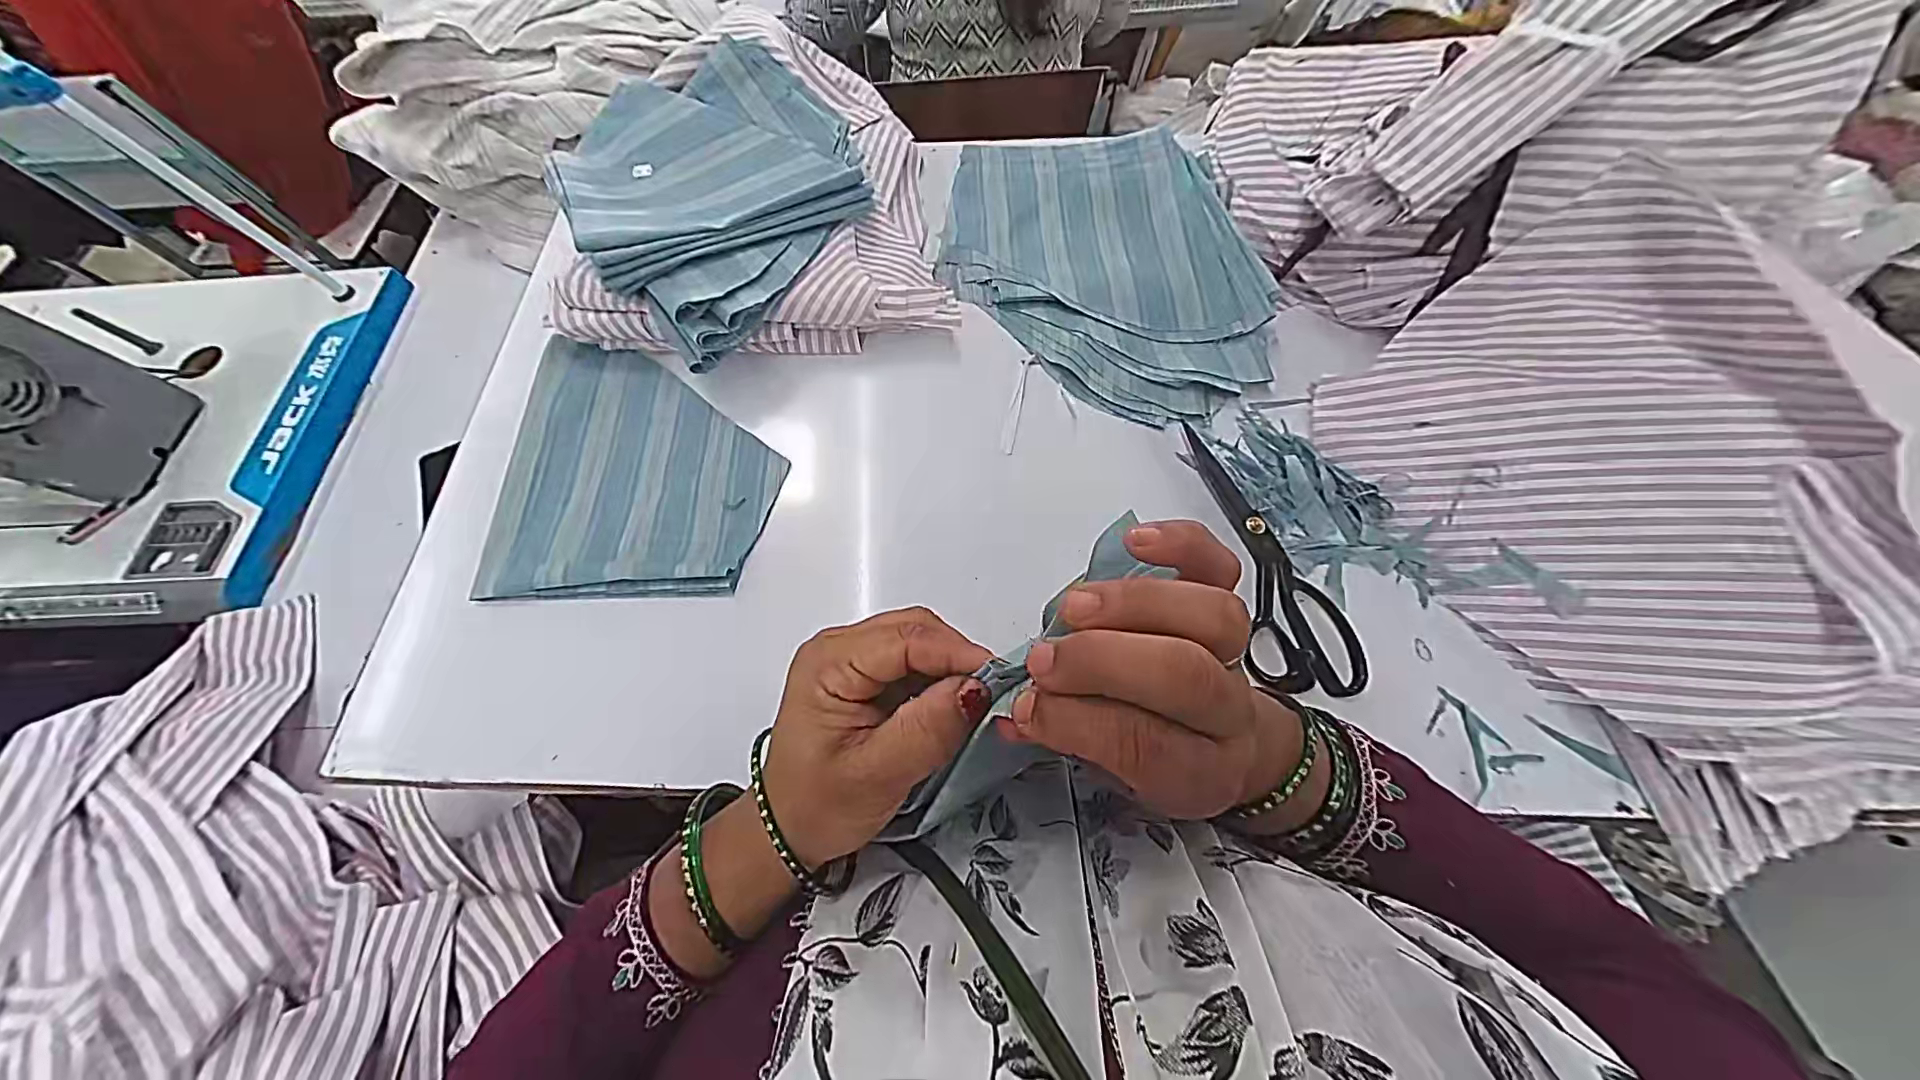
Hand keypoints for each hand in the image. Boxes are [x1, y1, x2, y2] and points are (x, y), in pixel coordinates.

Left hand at [761, 607, 992, 867]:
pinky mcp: (866, 674)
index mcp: (829, 663)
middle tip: (990, 695)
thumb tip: (975, 689)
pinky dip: (938, 678)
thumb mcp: (877, 774)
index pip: (908, 638)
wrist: (787, 829)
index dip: (958, 654)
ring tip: (971, 704)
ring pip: (919, 641)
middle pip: (915, 630)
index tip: (998, 681)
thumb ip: (927, 729)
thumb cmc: (816, 805)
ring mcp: (851, 658)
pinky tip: (947, 706)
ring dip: (950, 667)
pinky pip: (914, 661)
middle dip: (957, 657)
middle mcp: (838, 649)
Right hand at [1002, 520, 1305, 820]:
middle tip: (1043, 657)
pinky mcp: (1228, 608)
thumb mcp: (1114, 774)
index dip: (1077, 721)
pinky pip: (1223, 568)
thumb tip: (1014, 712)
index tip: (1029, 705)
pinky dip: (1181, 545)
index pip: (1145, 744)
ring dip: (1132, 603)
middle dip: (1099, 658)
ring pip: (1211, 617)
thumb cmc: (1161, 753)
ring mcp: (1235, 656)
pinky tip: (1134, 542)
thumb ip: (1065, 739)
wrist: (1224, 743)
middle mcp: (1226, 711)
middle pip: (1182, 674)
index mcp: (1196, 767)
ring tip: (1074, 606)